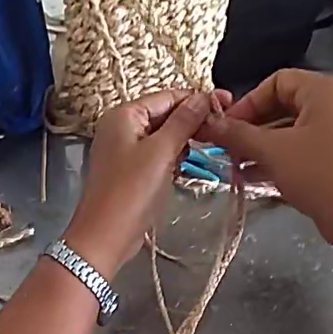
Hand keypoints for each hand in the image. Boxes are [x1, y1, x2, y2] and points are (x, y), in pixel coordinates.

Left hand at [62, 89, 225, 278]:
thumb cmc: (130, 191)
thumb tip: (203, 97)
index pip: (167, 96)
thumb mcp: (160, 151)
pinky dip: (171, 159)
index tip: (227, 104)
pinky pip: (155, 156)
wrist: (105, 237)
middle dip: (191, 122)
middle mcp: (120, 127)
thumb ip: (183, 121)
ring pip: (161, 137)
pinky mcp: (128, 172)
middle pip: (164, 115)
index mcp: (123, 115)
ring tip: (203, 151)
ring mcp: (122, 151)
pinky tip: (181, 169)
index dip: (197, 100)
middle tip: (220, 132)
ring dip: (182, 143)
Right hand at [202, 70, 332, 248]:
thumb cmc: (322, 174)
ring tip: (238, 167)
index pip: (276, 81)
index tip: (227, 127)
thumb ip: (238, 135)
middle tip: (229, 149)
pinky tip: (258, 177)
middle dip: (252, 129)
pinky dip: (281, 159)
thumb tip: (212, 125)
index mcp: (324, 90)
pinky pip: (304, 150)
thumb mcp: (272, 151)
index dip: (247, 103)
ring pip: (292, 131)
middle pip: (284, 106)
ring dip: (263, 148)